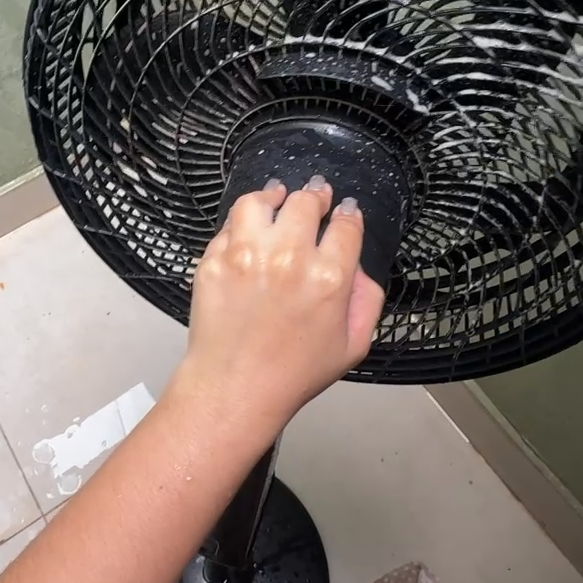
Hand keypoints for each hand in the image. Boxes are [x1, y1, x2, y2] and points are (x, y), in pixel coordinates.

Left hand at [172, 176, 383, 434]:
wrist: (234, 388)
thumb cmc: (295, 372)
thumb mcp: (353, 345)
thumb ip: (367, 299)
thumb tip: (358, 265)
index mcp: (328, 278)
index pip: (345, 225)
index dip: (348, 213)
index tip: (346, 210)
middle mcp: (288, 257)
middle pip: (305, 202)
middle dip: (315, 195)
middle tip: (317, 195)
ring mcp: (246, 255)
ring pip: (260, 201)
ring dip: (274, 196)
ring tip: (278, 195)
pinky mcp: (214, 259)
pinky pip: (229, 224)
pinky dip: (243, 221)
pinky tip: (250, 225)